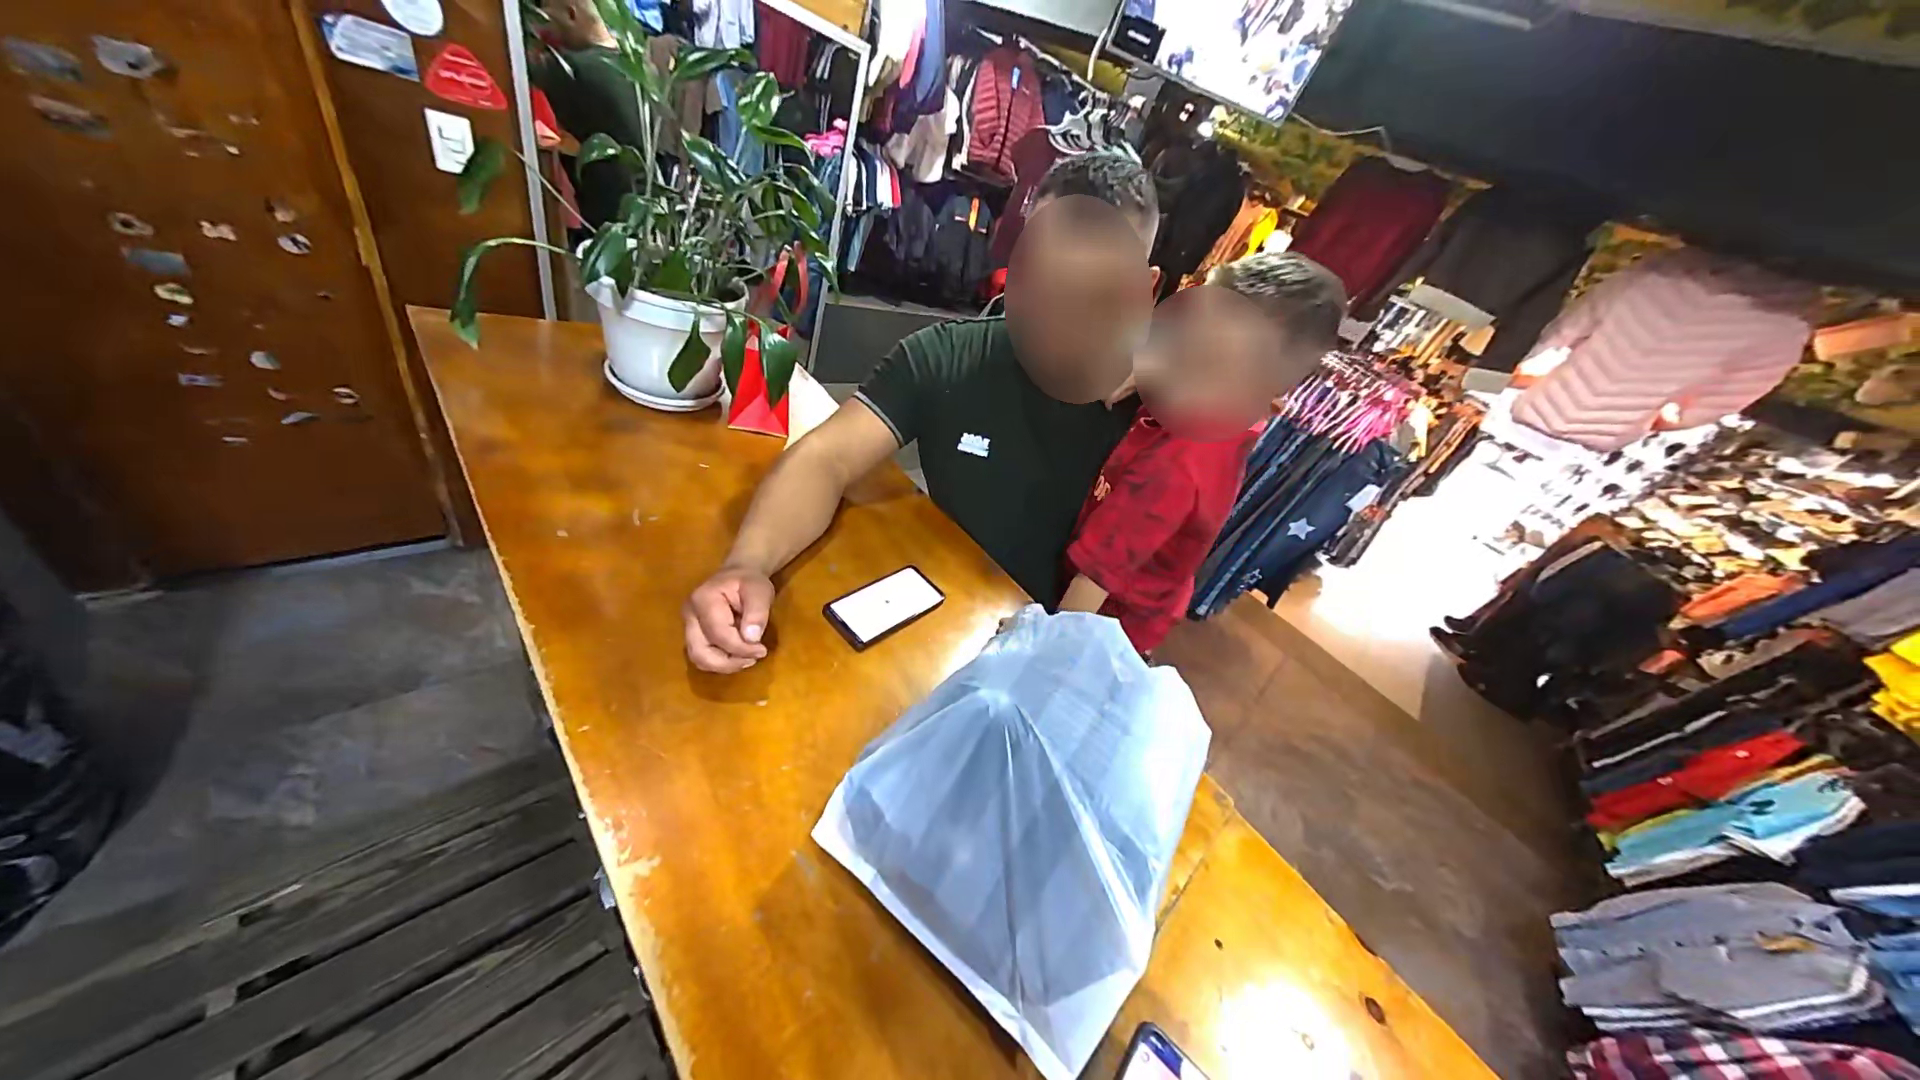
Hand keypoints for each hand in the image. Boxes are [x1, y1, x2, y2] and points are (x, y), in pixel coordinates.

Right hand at [683, 565, 774, 672]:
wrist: (738, 575)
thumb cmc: (749, 582)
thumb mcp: (760, 591)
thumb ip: (757, 612)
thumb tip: (751, 639)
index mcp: (703, 600)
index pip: (718, 634)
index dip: (740, 648)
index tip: (761, 650)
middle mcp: (689, 615)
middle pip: (700, 652)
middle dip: (728, 663)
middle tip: (752, 660)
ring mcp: (688, 626)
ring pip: (698, 658)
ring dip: (724, 665)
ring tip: (747, 659)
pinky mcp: (693, 634)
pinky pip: (703, 656)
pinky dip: (720, 662)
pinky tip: (738, 657)